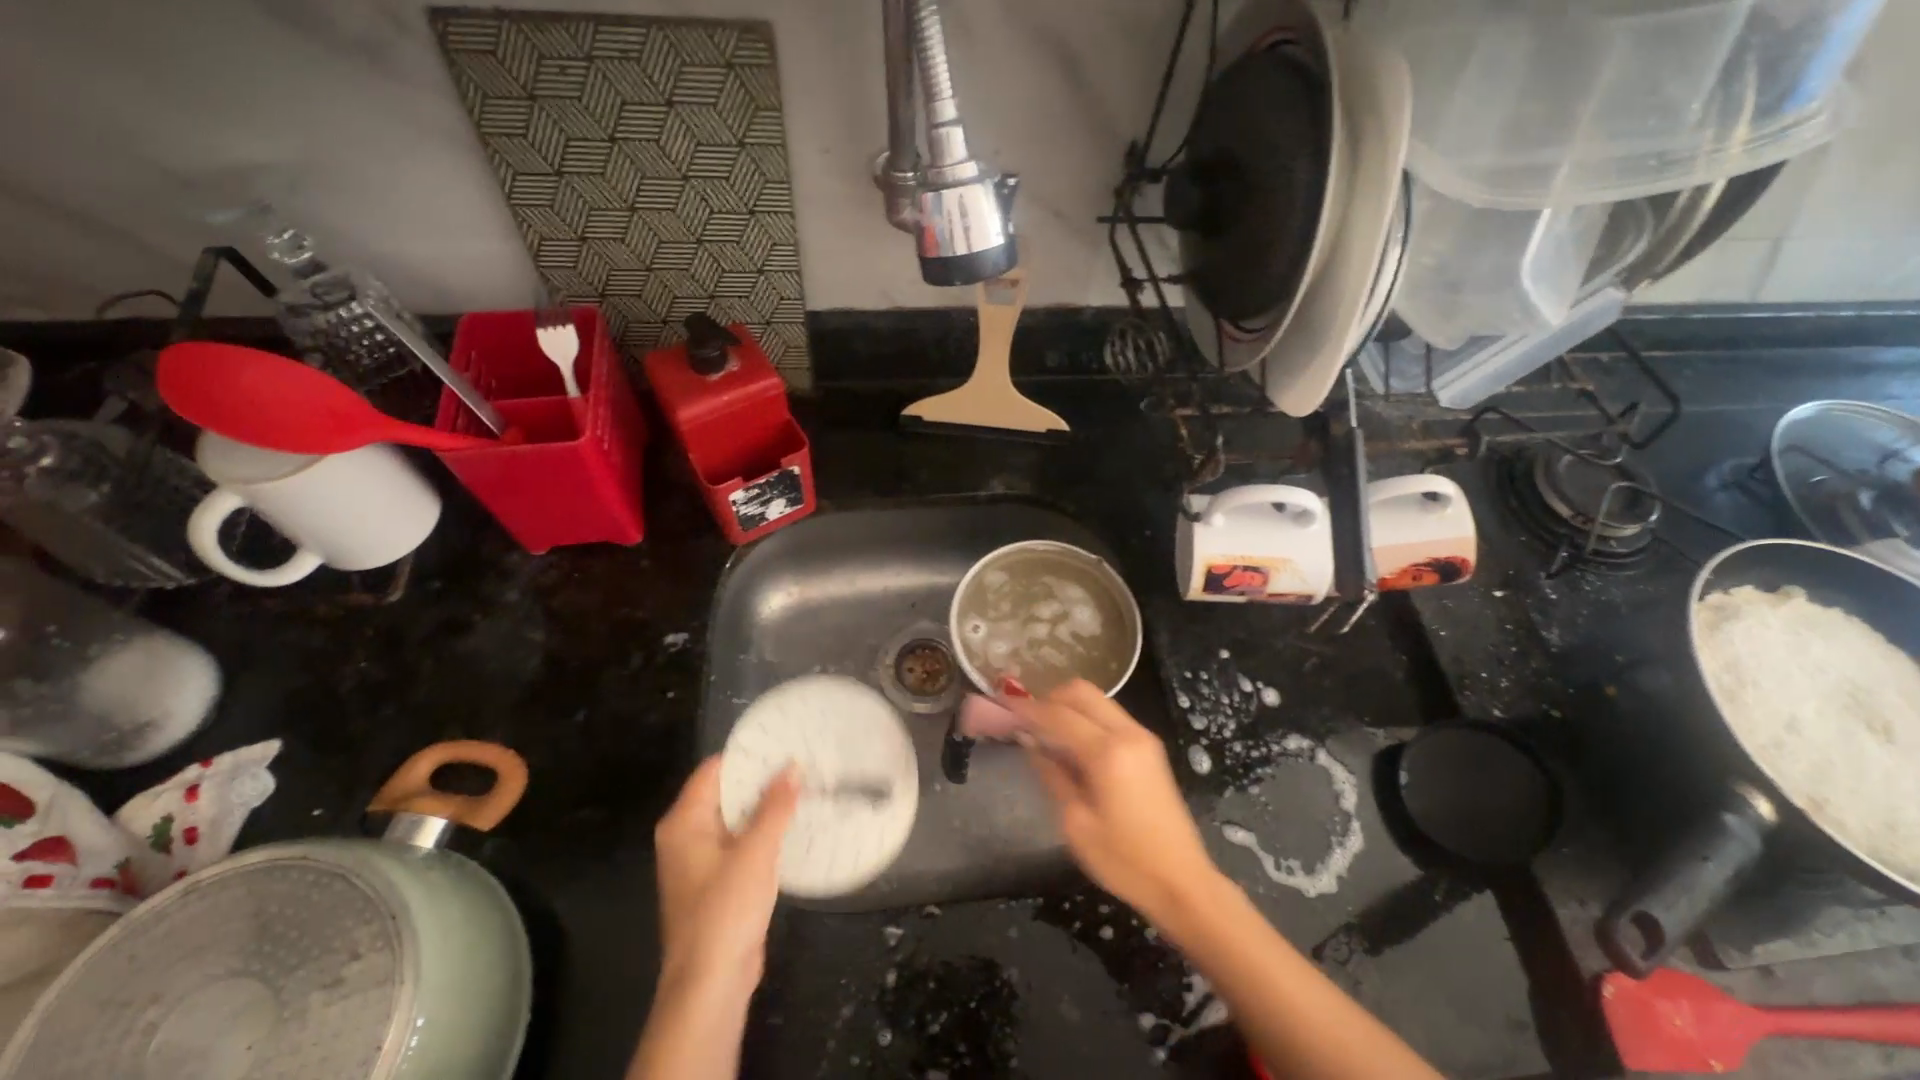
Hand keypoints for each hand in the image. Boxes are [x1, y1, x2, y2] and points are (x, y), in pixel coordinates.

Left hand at [653, 757, 797, 990]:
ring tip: (806, 790)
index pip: (714, 771)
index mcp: (683, 823)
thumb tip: (792, 766)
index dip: (748, 756)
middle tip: (804, 763)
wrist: (710, 982)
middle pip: (725, 795)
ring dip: (765, 809)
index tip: (785, 741)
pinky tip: (793, 830)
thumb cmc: (725, 911)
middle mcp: (685, 837)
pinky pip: (741, 846)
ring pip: (735, 822)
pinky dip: (763, 836)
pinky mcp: (716, 885)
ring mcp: (700, 863)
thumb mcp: (755, 853)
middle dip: (761, 781)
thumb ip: (775, 807)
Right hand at [1010, 680, 1220, 921]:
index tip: (999, 706)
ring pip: (1098, 702)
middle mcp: (1129, 734)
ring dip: (1067, 708)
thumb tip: (1030, 742)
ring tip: (1041, 733)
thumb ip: (1052, 774)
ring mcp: (1144, 739)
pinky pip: (1110, 718)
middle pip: (1081, 692)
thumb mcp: (1075, 822)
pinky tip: (1068, 746)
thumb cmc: (1124, 861)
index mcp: (1108, 752)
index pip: (1058, 715)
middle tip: (1022, 719)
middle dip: (1048, 699)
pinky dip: (1086, 720)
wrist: (1182, 882)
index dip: (1026, 708)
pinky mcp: (1150, 750)